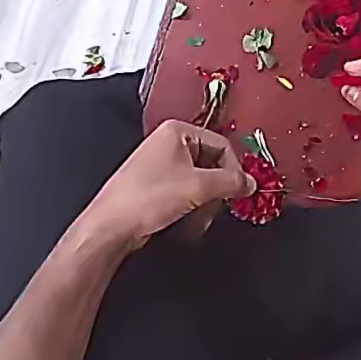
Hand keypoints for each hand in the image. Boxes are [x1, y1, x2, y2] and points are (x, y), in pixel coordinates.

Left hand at [80, 120, 254, 249]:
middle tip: (216, 206)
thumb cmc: (149, 198)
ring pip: (200, 180)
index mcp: (178, 131)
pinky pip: (186, 190)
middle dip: (217, 189)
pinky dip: (192, 205)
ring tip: (198, 218)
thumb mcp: (199, 187)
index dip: (234, 170)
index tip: (239, 191)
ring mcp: (161, 163)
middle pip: (212, 163)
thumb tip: (251, 183)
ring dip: (205, 201)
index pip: (222, 146)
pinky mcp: (155, 184)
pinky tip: (187, 220)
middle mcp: (169, 142)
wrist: (110, 228)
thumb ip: (231, 182)